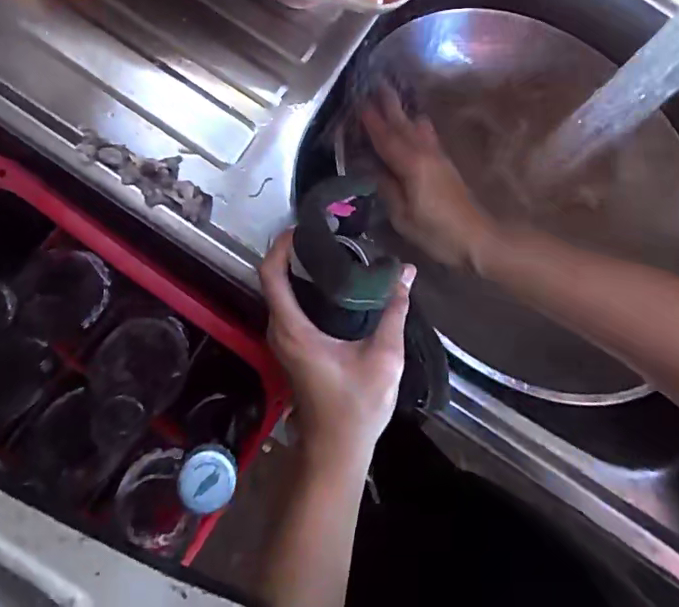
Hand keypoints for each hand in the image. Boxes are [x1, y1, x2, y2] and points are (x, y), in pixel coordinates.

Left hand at [260, 230, 412, 464]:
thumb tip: (407, 272)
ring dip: (298, 267)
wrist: (336, 451)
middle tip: (327, 233)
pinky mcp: (292, 346)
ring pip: (280, 291)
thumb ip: (394, 311)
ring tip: (332, 249)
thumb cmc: (356, 407)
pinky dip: (302, 285)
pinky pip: (288, 304)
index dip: (282, 245)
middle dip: (293, 250)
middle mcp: (280, 330)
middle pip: (273, 278)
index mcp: (293, 329)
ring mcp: (283, 339)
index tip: (306, 226)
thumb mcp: (383, 357)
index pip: (271, 274)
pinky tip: (332, 281)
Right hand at [358, 87, 496, 271]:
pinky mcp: (444, 163)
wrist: (478, 238)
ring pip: (416, 127)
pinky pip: (426, 135)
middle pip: (403, 125)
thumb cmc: (437, 232)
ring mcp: (437, 156)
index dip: (371, 122)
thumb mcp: (403, 216)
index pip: (385, 138)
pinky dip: (415, 124)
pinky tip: (414, 123)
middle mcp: (425, 153)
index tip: (358, 103)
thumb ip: (386, 187)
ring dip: (403, 112)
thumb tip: (371, 167)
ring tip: (391, 98)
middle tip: (376, 84)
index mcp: (411, 165)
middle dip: (388, 105)